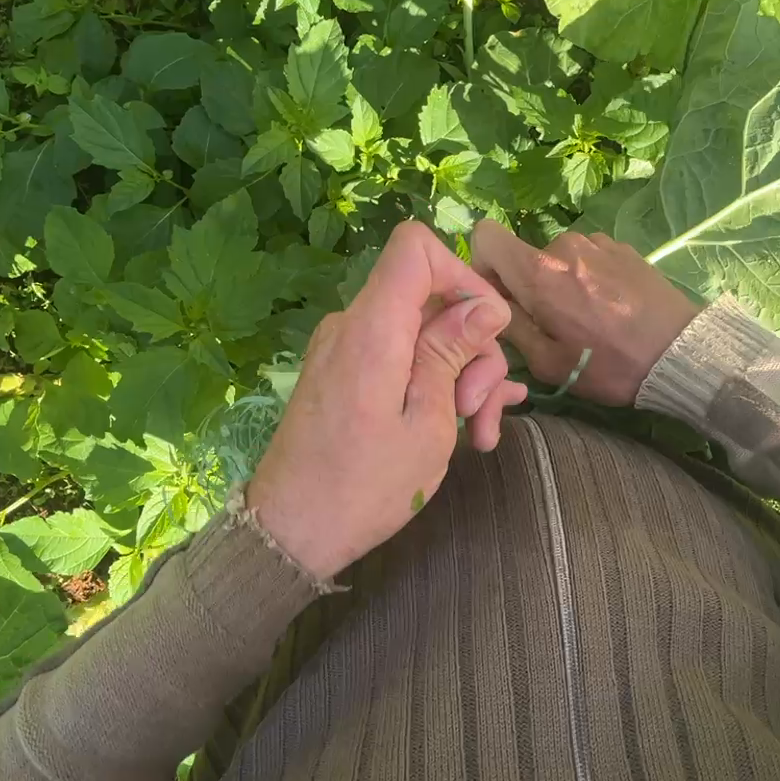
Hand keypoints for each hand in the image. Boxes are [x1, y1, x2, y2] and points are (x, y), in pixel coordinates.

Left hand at [249, 222, 527, 578]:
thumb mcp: (427, 423)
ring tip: (479, 435)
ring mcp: (348, 350)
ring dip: (460, 376)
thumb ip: (452, 354)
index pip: (416, 248)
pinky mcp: (346, 374)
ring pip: (422, 333)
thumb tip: (486, 306)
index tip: (488, 330)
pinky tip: (473, 421)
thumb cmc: (365, 486)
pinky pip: (400, 358)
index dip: (462, 276)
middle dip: (472, 347)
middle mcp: (354, 325)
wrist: (291, 532)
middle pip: (430, 298)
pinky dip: (434, 382)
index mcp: (373, 328)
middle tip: (481, 412)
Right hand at [470, 219, 700, 407]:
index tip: (500, 296)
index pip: (486, 236)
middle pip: (524, 255)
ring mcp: (597, 242)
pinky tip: (610, 309)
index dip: (483, 264)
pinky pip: (587, 258)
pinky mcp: (623, 247)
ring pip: (557, 259)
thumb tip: (490, 300)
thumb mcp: (547, 362)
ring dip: (560, 282)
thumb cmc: (609, 366)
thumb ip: (510, 324)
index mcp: (539, 272)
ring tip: (587, 319)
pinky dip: (587, 278)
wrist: (681, 354)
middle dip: (527, 285)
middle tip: (553, 323)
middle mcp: (564, 244)